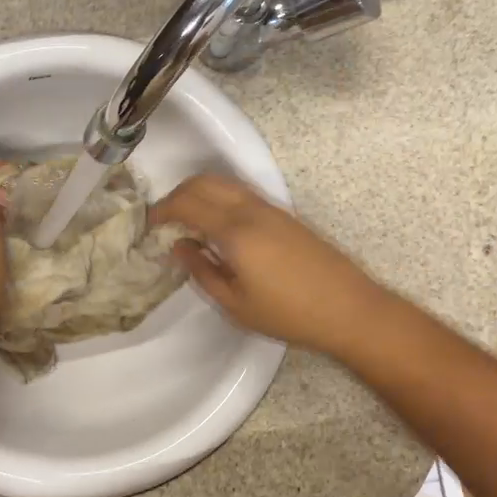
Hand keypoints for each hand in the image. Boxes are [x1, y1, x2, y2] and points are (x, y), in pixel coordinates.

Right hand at [152, 174, 394, 356]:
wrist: (348, 308)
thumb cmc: (288, 313)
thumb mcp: (235, 304)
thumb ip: (201, 271)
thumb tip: (179, 246)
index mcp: (234, 231)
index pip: (187, 204)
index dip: (162, 211)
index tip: (148, 225)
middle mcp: (251, 210)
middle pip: (204, 183)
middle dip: (177, 195)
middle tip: (163, 219)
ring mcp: (271, 208)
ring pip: (225, 182)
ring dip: (199, 191)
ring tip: (187, 219)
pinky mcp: (284, 215)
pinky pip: (242, 192)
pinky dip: (219, 196)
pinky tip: (218, 224)